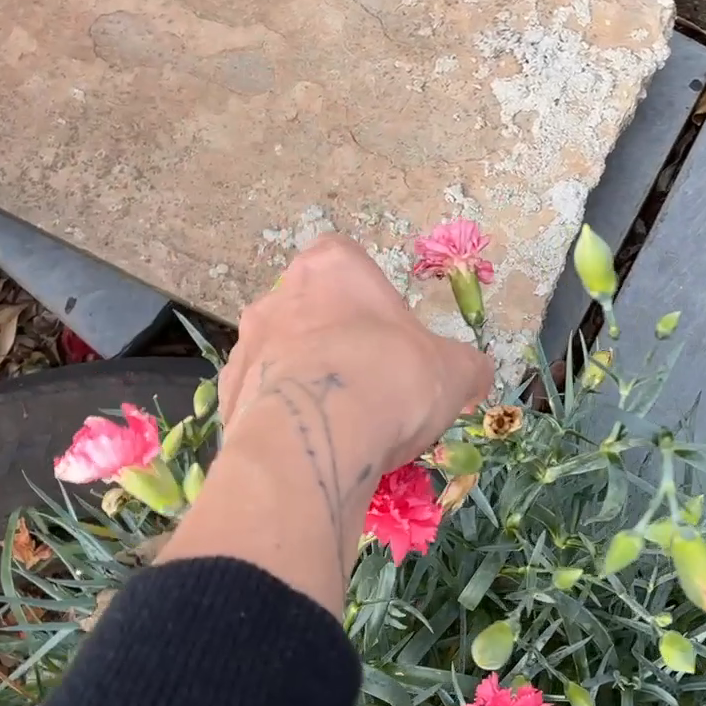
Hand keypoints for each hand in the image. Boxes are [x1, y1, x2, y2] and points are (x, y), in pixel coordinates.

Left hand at [217, 233, 493, 474]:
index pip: (344, 259)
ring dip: (309, 380)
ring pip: (284, 357)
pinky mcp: (227, 397)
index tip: (389, 333)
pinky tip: (317, 446)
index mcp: (332, 267)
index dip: (368, 295)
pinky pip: (264, 402)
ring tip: (346, 425)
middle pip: (312, 310)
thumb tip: (479, 376)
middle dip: (338, 342)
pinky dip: (288, 419)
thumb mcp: (454, 370)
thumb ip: (467, 368)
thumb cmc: (392, 376)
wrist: (321, 435)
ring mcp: (247, 347)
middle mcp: (280, 295)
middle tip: (371, 382)